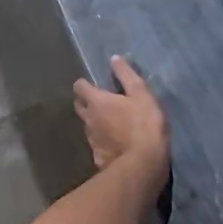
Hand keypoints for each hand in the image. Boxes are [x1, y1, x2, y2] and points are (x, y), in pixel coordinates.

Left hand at [74, 56, 169, 172]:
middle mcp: (89, 119)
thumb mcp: (141, 93)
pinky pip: (96, 145)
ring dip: (94, 122)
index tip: (94, 84)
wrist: (143, 165)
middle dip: (85, 101)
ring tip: (110, 123)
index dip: (85, 84)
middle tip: (100, 101)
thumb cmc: (144, 124)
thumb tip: (114, 58)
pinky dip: (102, 141)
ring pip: (87, 126)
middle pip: (78, 106)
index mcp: (97, 101)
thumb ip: (126, 74)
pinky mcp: (98, 158)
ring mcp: (92, 141)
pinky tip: (114, 144)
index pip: (79, 87)